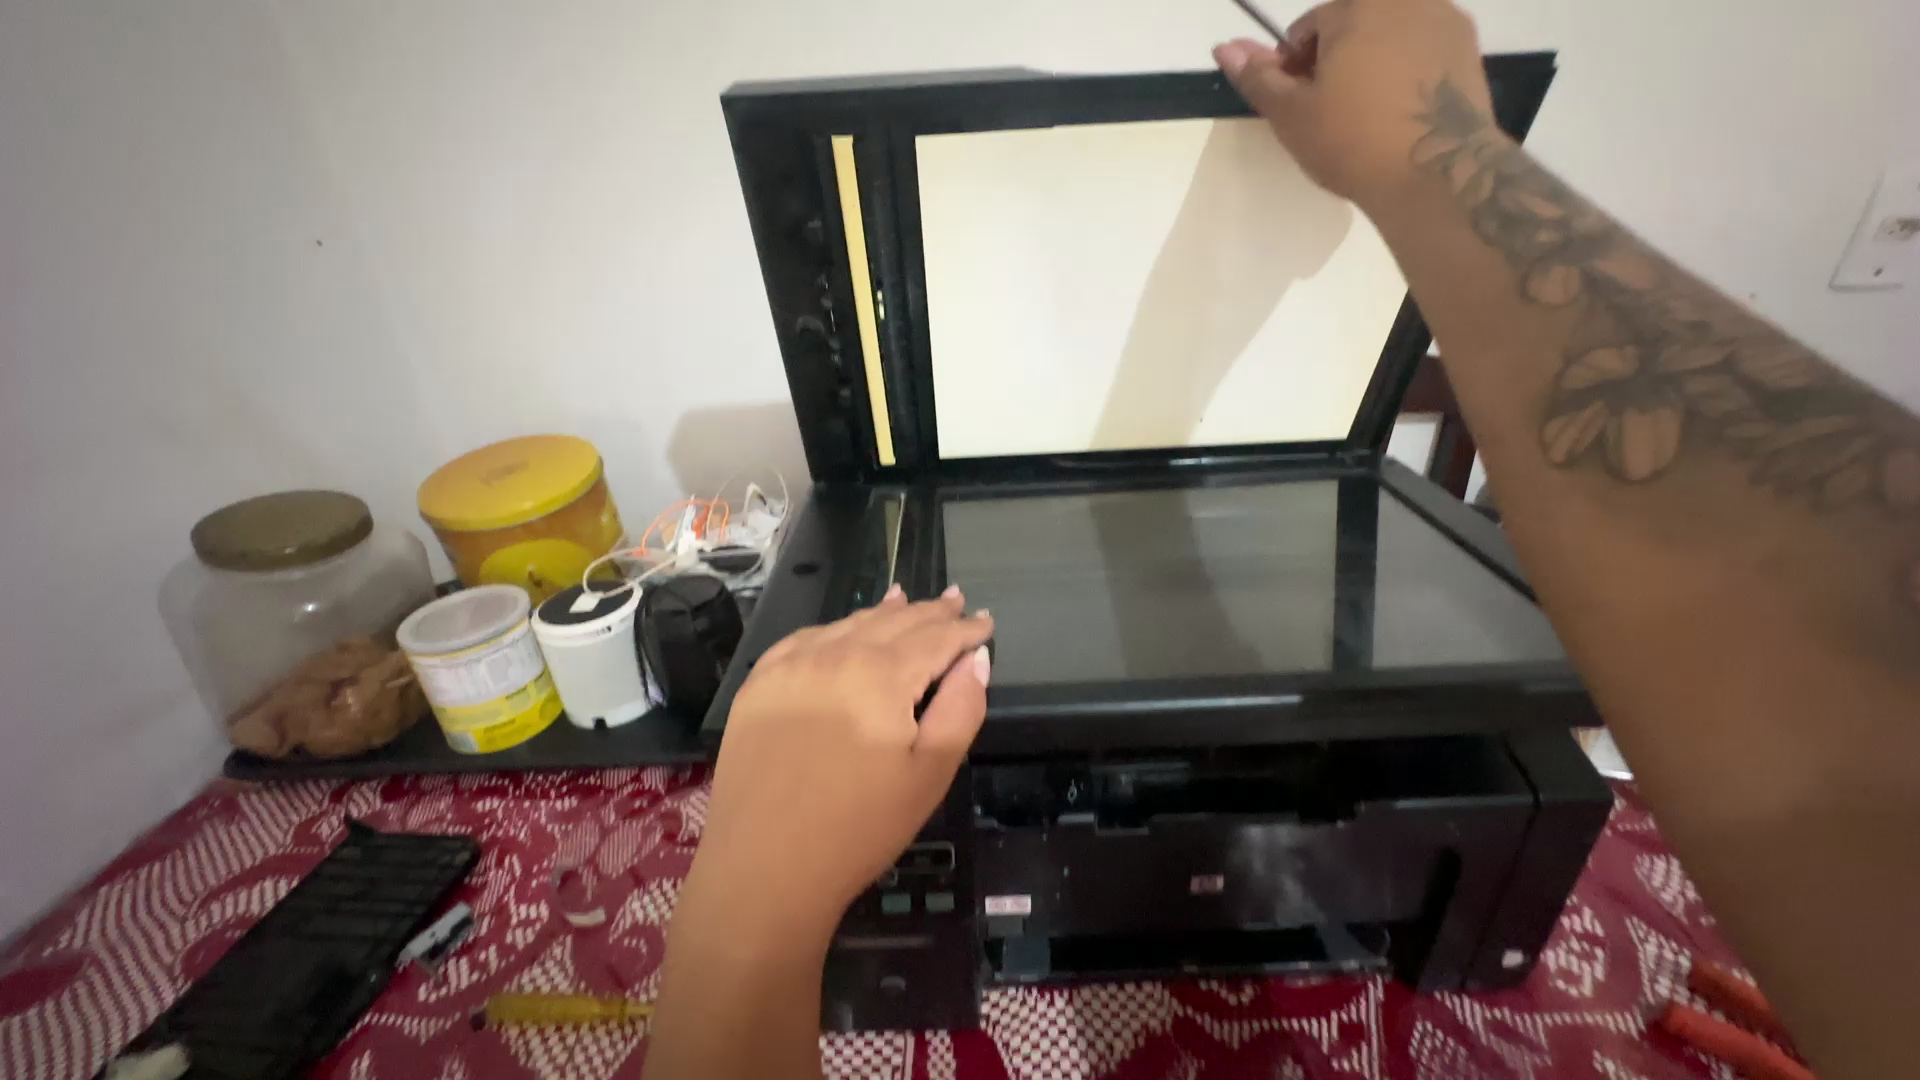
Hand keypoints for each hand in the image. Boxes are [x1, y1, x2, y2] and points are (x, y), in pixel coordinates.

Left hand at [685, 585, 994, 937]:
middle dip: (930, 612)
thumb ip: (961, 708)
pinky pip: (805, 640)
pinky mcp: (758, 685)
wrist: (764, 868)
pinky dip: (835, 628)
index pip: (935, 638)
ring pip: (849, 625)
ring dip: (884, 613)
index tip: (985, 621)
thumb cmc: (860, 827)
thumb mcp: (930, 773)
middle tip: (956, 599)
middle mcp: (834, 655)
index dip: (965, 629)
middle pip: (893, 622)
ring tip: (907, 598)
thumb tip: (975, 659)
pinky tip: (845, 630)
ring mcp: (789, 666)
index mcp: (881, 674)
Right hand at [1214, 0, 1493, 206]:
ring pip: (1388, 36)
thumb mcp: (1290, 115)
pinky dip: (1405, 72)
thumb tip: (1223, 46)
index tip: (1298, 107)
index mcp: (1356, 7)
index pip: (1307, 29)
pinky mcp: (1468, 46)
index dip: (1294, 70)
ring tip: (1365, 117)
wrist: (1432, 172)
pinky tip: (1397, 113)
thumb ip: (1257, 77)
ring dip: (1370, 64)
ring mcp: (1443, 17)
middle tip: (1330, 115)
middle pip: (1351, 26)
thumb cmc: (1349, 141)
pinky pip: (1422, 49)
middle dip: (1335, 62)